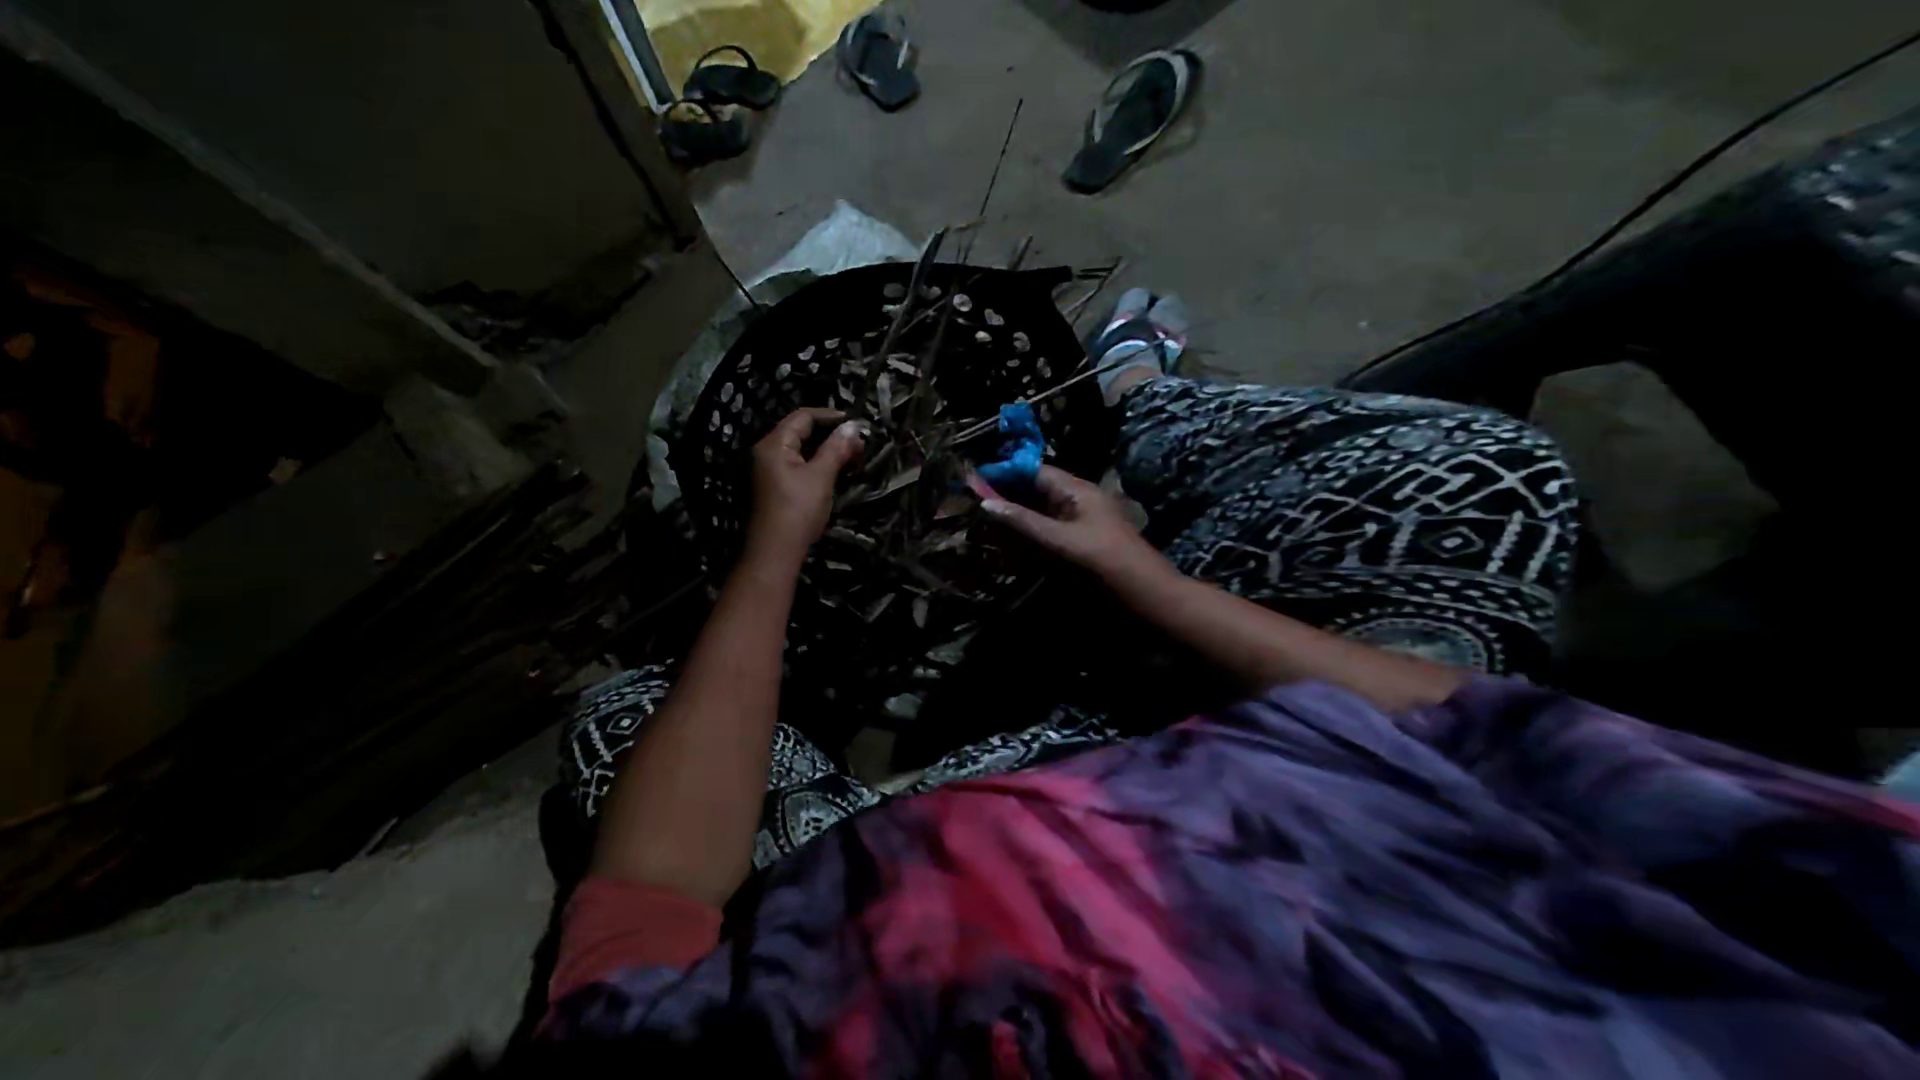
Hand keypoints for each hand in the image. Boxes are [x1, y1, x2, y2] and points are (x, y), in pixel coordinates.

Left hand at [746, 408, 865, 565]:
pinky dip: (817, 464)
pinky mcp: (775, 485)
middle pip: (800, 431)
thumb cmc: (798, 510)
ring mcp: (769, 470)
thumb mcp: (821, 476)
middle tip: (858, 443)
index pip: (803, 417)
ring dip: (826, 450)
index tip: (855, 423)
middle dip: (831, 435)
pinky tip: (836, 471)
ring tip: (852, 457)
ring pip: (801, 449)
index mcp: (774, 444)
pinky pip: (797, 465)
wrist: (776, 551)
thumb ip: (836, 449)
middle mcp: (767, 452)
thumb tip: (853, 427)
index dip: (830, 416)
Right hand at [980, 465, 1167, 583]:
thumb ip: (1024, 522)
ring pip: (1040, 510)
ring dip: (1015, 514)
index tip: (974, 479)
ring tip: (983, 519)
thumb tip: (985, 503)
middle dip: (1007, 494)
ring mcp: (1080, 522)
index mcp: (1077, 490)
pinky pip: (1048, 530)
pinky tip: (1009, 542)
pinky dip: (1028, 533)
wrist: (1147, 596)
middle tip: (972, 501)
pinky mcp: (1080, 543)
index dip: (1005, 473)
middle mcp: (1078, 500)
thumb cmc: (1106, 563)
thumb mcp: (1062, 541)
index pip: (1034, 471)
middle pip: (1036, 489)